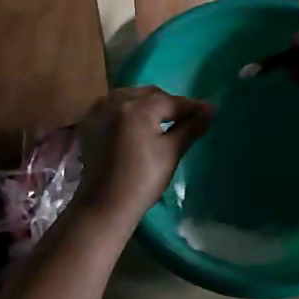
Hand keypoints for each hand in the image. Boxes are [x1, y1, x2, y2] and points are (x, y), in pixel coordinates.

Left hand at [74, 86, 210, 224]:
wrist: (105, 204)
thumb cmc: (142, 180)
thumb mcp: (171, 152)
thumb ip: (190, 127)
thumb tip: (208, 111)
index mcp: (137, 108)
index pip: (171, 101)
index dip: (192, 107)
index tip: (209, 111)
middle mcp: (114, 101)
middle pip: (149, 94)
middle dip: (168, 103)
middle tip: (186, 116)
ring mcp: (98, 111)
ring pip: (129, 97)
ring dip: (147, 104)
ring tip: (162, 119)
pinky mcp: (89, 123)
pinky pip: (113, 107)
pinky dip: (127, 110)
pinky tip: (136, 123)